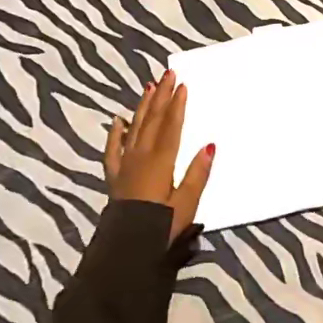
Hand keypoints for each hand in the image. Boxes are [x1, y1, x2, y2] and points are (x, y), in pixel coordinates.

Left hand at [106, 70, 214, 242]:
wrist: (127, 248)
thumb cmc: (162, 226)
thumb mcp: (188, 202)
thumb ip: (198, 173)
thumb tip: (209, 144)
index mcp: (161, 161)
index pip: (171, 126)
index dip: (177, 104)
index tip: (182, 84)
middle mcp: (141, 156)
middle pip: (152, 120)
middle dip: (160, 96)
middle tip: (166, 74)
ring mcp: (125, 165)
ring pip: (134, 128)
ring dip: (142, 106)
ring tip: (148, 87)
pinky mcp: (115, 176)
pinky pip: (113, 149)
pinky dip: (115, 133)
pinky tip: (117, 120)